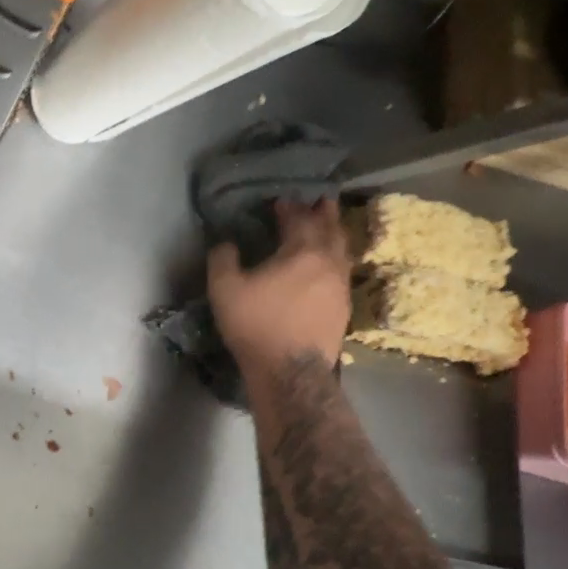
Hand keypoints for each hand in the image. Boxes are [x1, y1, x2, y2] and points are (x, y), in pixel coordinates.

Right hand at [208, 199, 351, 372]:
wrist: (290, 368)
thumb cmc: (256, 323)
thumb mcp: (224, 289)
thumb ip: (223, 259)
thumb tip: (226, 242)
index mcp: (301, 252)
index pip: (299, 220)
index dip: (289, 208)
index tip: (280, 200)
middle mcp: (328, 262)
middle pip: (330, 229)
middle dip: (323, 213)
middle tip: (319, 200)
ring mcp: (341, 284)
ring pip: (341, 250)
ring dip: (334, 233)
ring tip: (327, 226)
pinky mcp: (344, 305)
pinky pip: (342, 269)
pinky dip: (334, 257)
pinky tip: (326, 263)